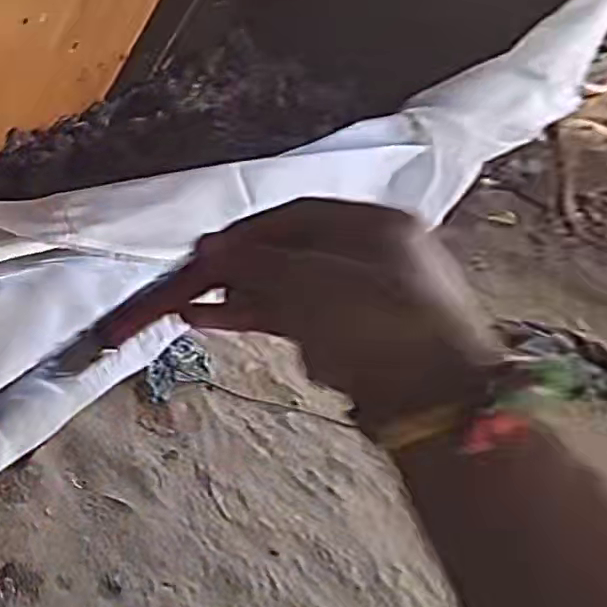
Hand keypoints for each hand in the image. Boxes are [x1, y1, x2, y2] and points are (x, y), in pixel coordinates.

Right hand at [93, 199, 502, 426]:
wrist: (424, 390)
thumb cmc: (376, 323)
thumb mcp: (304, 280)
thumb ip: (250, 260)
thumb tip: (207, 248)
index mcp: (372, 225)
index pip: (288, 216)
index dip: (237, 235)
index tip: (198, 254)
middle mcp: (366, 251)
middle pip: (276, 250)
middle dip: (225, 268)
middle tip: (184, 283)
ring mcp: (353, 290)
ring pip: (272, 282)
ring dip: (225, 293)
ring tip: (183, 306)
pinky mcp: (338, 324)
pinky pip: (277, 309)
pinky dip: (240, 313)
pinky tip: (204, 319)